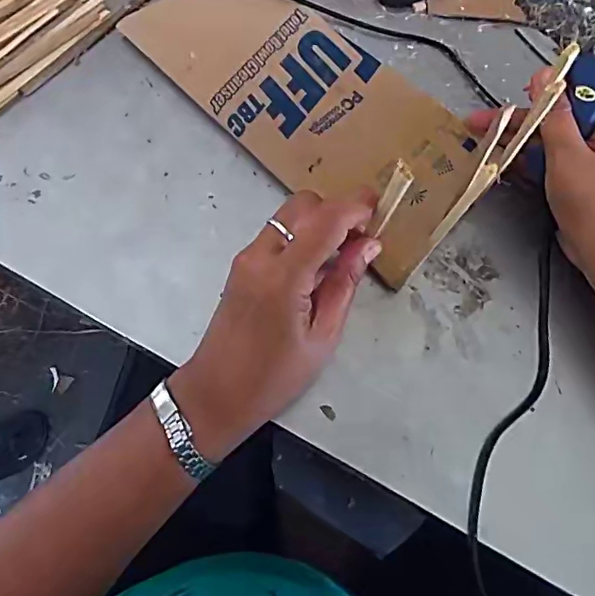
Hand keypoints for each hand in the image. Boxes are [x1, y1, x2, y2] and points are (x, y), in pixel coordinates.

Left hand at [171, 189, 380, 460]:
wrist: (216, 391)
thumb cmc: (274, 375)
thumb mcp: (322, 336)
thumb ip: (345, 284)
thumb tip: (368, 244)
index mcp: (284, 275)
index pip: (325, 220)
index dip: (355, 206)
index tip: (378, 205)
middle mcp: (261, 255)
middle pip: (303, 204)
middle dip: (335, 210)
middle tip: (360, 239)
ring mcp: (247, 256)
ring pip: (288, 214)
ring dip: (318, 221)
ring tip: (340, 256)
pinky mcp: (242, 263)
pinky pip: (277, 232)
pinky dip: (301, 235)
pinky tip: (315, 267)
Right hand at [466, 68, 594, 279]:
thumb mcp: (569, 158)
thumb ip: (556, 116)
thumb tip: (547, 78)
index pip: (591, 88)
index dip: (559, 84)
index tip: (527, 91)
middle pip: (563, 115)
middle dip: (524, 116)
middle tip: (486, 119)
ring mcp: (594, 163)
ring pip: (553, 139)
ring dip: (520, 139)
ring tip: (482, 138)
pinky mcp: (581, 182)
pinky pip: (553, 161)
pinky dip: (530, 160)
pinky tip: (502, 161)